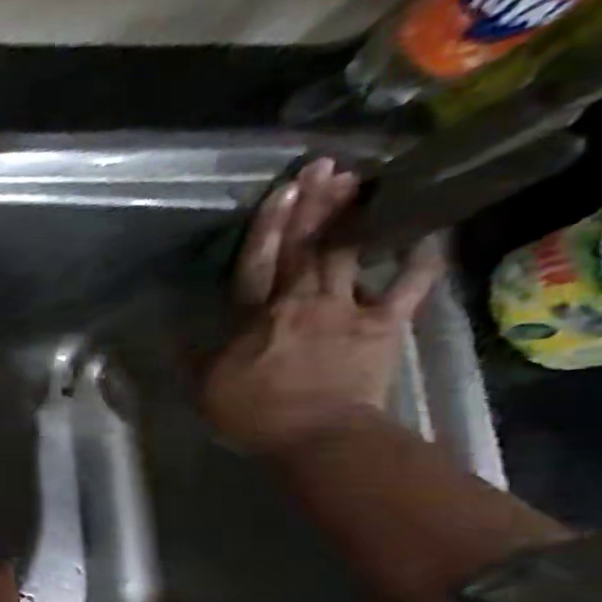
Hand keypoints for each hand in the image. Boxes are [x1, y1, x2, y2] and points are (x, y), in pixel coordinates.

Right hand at [203, 157, 446, 456]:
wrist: (316, 434)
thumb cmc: (251, 412)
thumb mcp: (204, 387)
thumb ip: (193, 356)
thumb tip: (173, 335)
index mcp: (254, 317)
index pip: (258, 263)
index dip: (269, 226)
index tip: (280, 191)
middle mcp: (301, 302)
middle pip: (307, 247)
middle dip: (314, 206)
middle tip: (324, 167)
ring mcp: (347, 310)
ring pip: (349, 254)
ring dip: (354, 217)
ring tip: (360, 182)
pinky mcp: (384, 325)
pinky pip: (408, 286)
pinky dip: (420, 258)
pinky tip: (428, 231)